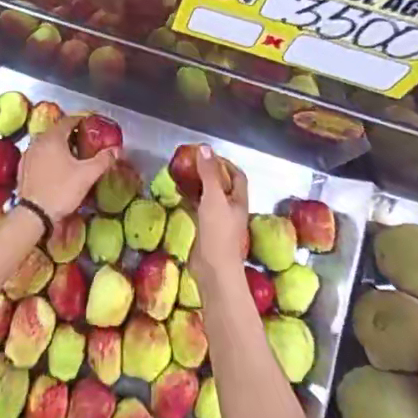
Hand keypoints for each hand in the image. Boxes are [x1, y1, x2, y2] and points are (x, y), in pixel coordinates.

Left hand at [17, 116, 119, 220]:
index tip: (90, 125)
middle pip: (56, 131)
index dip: (80, 121)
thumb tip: (117, 150)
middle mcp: (37, 142)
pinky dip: (48, 156)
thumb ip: (103, 160)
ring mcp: (28, 155)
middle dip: (70, 134)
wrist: (34, 214)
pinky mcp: (23, 168)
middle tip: (84, 141)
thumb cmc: (61, 190)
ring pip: (46, 143)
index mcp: (52, 138)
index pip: (67, 121)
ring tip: (72, 154)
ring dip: (59, 145)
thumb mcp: (87, 175)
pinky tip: (56, 167)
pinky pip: (38, 155)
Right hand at [188, 145, 249, 279]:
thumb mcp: (213, 198)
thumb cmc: (218, 232)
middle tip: (191, 164)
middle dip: (210, 173)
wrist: (214, 269)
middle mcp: (231, 209)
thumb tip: (205, 148)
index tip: (207, 155)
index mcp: (239, 200)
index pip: (237, 175)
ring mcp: (219, 221)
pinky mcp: (206, 231)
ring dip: (199, 186)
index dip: (225, 163)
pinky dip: (191, 200)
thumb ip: (209, 174)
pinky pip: (199, 210)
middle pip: (224, 186)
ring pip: (210, 198)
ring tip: (183, 176)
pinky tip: (179, 197)